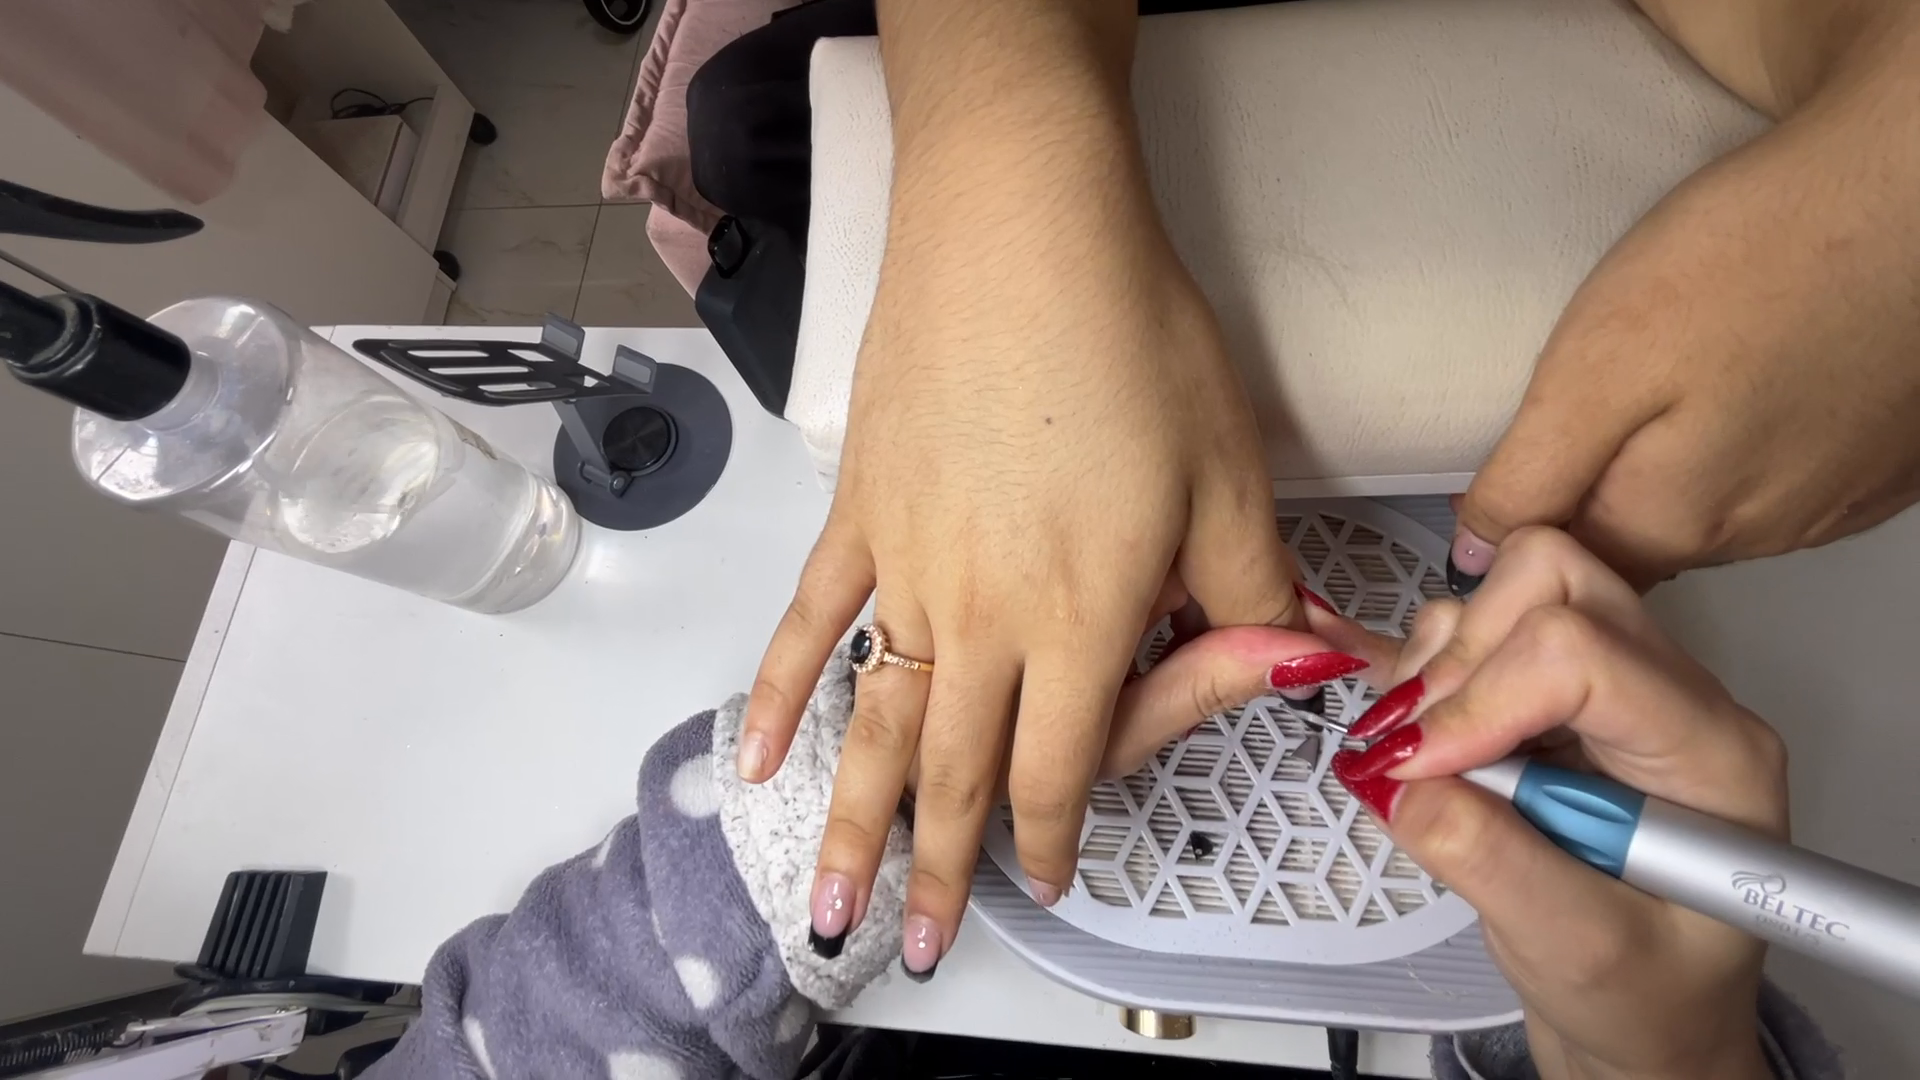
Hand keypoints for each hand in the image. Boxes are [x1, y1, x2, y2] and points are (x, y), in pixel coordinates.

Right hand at [739, 1, 1308, 976]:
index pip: (1069, 765)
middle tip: (922, 943)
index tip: (1050, 875)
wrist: (1017, 234)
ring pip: (881, 721)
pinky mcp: (857, 517)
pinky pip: (812, 621)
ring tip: (830, 905)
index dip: (1061, 833)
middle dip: (950, 867)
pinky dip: (781, 695)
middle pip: (963, 769)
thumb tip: (1311, 658)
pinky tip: (753, 759)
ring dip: (856, 820)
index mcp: (1083, 615)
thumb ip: (1255, 587)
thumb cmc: (1133, 343)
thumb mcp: (1227, 469)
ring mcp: (906, 570)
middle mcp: (984, 616)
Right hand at [1324, 528, 1784, 1079]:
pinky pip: (1458, 627)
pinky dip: (1400, 652)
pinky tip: (1359, 676)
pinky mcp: (1527, 682)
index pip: (1580, 652)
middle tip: (1414, 740)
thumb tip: (1386, 775)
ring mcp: (1592, 674)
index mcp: (1703, 746)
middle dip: (1456, 657)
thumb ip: (1483, 857)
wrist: (1637, 998)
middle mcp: (1657, 686)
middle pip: (1549, 580)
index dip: (1478, 698)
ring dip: (1430, 661)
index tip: (1415, 765)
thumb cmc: (1637, 987)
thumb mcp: (1576, 948)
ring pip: (1495, 590)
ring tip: (1412, 743)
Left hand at [1449, 7, 1919, 590]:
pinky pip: (1766, 480)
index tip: (1519, 457)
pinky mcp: (1885, 461)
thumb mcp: (1586, 380)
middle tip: (1583, 408)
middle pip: (1630, 540)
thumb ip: (1527, 481)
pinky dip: (1731, 448)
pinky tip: (1731, 388)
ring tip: (1657, 390)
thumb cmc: (1739, 268)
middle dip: (1587, 493)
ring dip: (1659, 471)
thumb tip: (1471, 555)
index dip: (1524, 518)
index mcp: (1677, 526)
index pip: (1566, 560)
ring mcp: (1836, 502)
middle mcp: (1765, 537)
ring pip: (1697, 513)